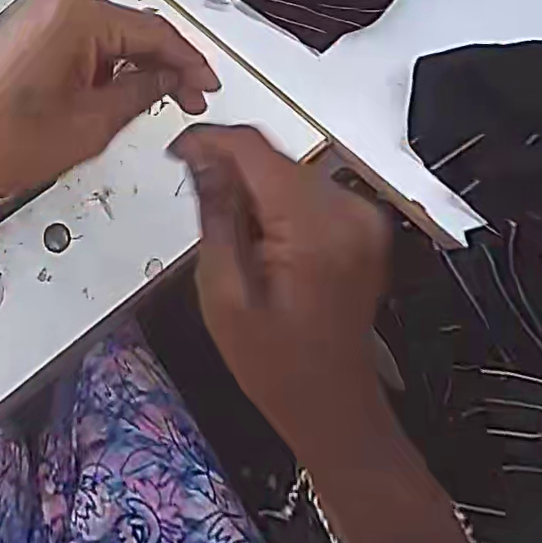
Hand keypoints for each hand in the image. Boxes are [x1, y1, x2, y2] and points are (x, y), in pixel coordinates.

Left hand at [0, 0, 220, 219]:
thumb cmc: (0, 141)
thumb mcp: (94, 123)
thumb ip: (145, 91)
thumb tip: (172, 78)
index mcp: (77, 16)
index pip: (155, 32)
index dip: (189, 63)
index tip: (206, 85)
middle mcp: (59, 4)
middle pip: (134, 29)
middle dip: (165, 65)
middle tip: (188, 99)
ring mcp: (42, 15)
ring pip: (111, 36)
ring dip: (137, 67)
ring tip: (156, 102)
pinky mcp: (32, 31)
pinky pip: (85, 41)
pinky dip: (107, 66)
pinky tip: (121, 92)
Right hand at [169, 124, 391, 449]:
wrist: (331, 402)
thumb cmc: (278, 363)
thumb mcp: (223, 293)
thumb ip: (214, 215)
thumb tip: (204, 161)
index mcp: (313, 230)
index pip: (254, 149)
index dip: (210, 140)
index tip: (180, 148)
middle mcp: (347, 213)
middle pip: (273, 156)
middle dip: (229, 165)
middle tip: (196, 188)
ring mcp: (360, 216)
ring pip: (287, 166)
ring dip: (251, 181)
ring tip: (232, 228)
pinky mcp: (361, 221)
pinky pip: (305, 186)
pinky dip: (274, 196)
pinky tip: (260, 232)